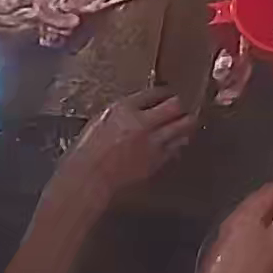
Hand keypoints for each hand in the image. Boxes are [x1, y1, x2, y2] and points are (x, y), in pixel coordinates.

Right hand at [53, 88, 195, 197]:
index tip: (168, 94)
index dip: (164, 92)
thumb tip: (143, 107)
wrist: (89, 179)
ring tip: (185, 123)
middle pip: (176, 106)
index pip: (154, 93)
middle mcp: (142, 123)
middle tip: (182, 107)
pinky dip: (178, 143)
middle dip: (181, 105)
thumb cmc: (87, 151)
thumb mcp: (101, 121)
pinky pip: (176, 147)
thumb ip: (125, 112)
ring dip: (186, 123)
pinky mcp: (158, 160)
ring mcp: (153, 143)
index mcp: (124, 110)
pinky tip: (174, 142)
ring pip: (184, 127)